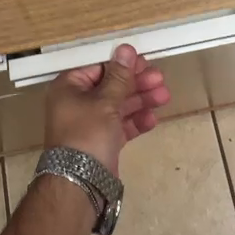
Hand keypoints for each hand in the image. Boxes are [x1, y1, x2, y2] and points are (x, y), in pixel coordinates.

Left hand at [44, 44, 171, 175]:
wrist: (79, 186)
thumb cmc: (87, 134)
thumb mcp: (105, 101)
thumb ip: (119, 76)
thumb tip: (126, 48)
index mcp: (69, 87)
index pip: (98, 67)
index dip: (122, 64)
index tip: (144, 62)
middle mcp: (77, 103)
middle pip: (111, 86)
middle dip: (136, 83)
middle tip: (160, 79)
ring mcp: (89, 124)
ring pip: (118, 106)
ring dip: (140, 100)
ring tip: (165, 96)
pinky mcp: (101, 143)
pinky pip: (120, 126)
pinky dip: (135, 121)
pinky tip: (152, 119)